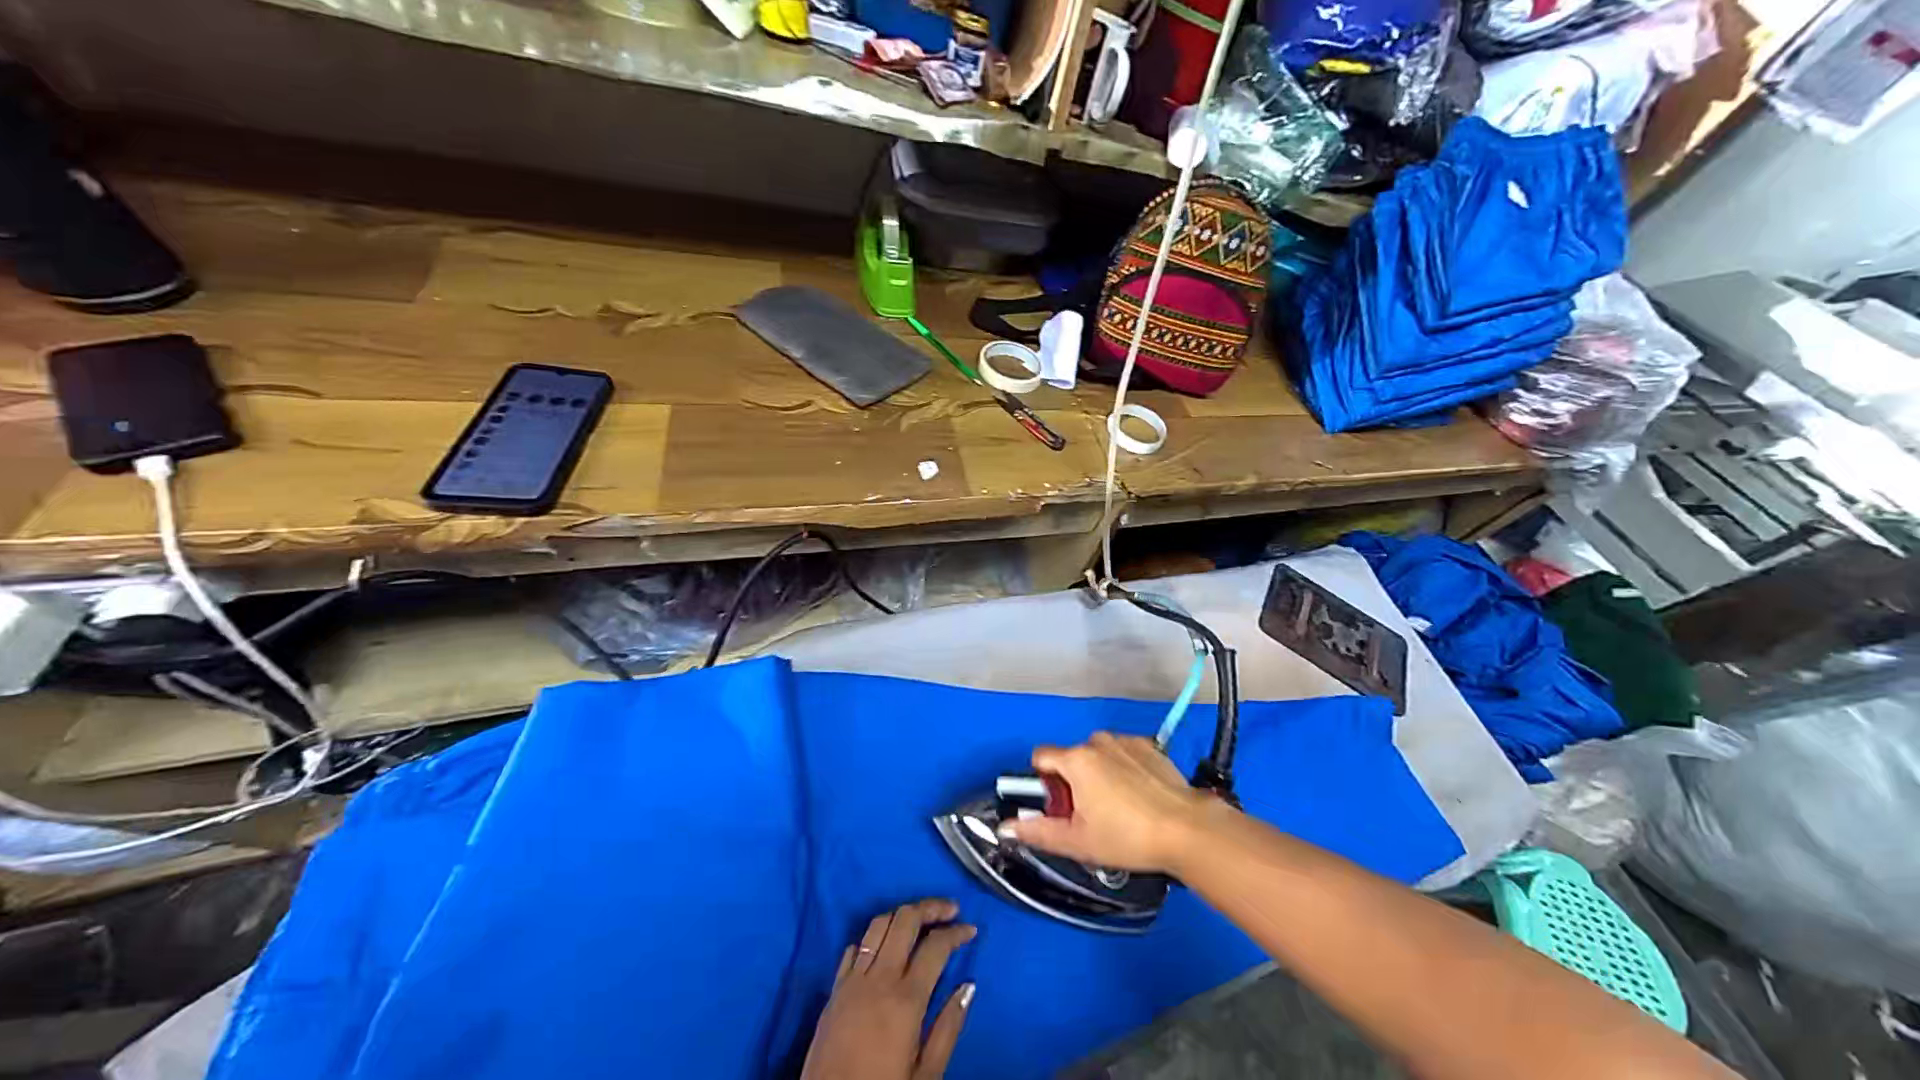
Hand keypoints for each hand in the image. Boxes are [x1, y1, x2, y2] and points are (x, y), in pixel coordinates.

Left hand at [800, 898, 975, 1079]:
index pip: (935, 946)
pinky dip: (873, 938)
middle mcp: (879, 978)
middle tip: (950, 909)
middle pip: (905, 920)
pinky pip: (854, 947)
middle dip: (930, 907)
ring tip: (921, 920)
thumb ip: (948, 1027)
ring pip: (878, 924)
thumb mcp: (926, 1074)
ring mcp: (852, 980)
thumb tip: (968, 986)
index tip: (970, 930)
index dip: (956, 932)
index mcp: (906, 999)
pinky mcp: (834, 989)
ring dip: (902, 915)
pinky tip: (885, 946)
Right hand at [1001, 732, 1228, 873]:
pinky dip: (1124, 769)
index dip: (1043, 782)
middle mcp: (1097, 741)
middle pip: (1071, 758)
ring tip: (1119, 808)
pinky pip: (1123, 754)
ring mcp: (1126, 741)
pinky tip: (1139, 797)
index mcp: (1075, 760)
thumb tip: (1005, 827)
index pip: (1040, 757)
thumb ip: (1038, 832)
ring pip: (1098, 755)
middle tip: (1090, 816)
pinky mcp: (1151, 747)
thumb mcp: (1077, 842)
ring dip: (1099, 774)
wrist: (1187, 830)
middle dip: (1073, 782)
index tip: (1059, 807)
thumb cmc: (1127, 837)